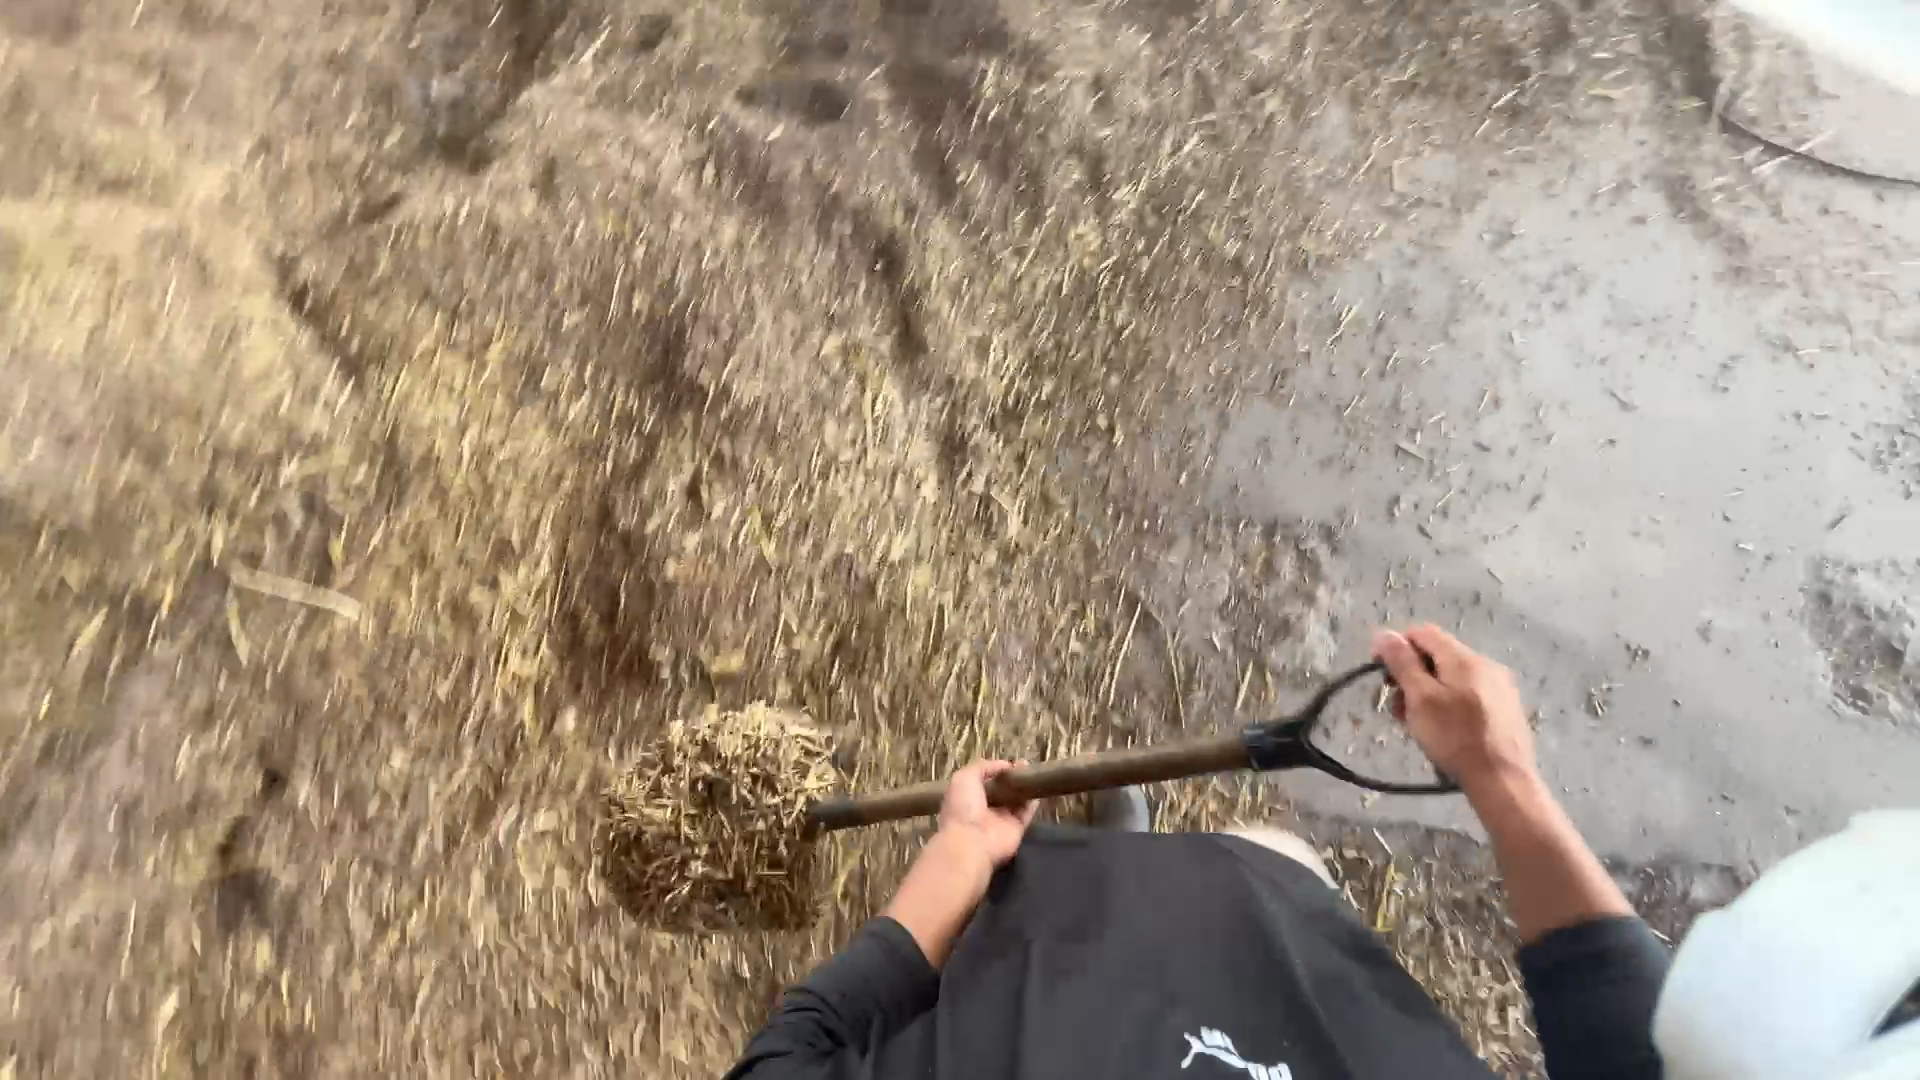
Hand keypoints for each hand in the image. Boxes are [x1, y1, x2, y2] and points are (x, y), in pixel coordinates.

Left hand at [936, 759, 1037, 866]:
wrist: (972, 842)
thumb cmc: (963, 806)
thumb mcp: (965, 777)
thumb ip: (984, 767)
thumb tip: (1004, 765)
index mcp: (967, 797)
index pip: (983, 782)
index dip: (994, 771)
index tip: (1007, 763)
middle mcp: (984, 809)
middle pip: (1001, 791)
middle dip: (1011, 778)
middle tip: (1023, 765)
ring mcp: (1001, 820)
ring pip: (1015, 800)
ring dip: (1023, 787)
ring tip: (1032, 771)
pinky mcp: (1016, 830)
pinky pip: (1026, 813)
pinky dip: (1032, 801)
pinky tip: (1038, 787)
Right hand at [1371, 625, 1536, 793]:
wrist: (1502, 781)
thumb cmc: (1454, 737)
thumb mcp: (1420, 697)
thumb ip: (1402, 662)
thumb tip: (1384, 634)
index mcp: (1464, 659)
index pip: (1422, 633)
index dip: (1396, 647)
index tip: (1381, 674)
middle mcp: (1486, 665)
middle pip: (1436, 655)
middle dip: (1409, 674)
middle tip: (1397, 704)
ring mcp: (1499, 687)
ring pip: (1450, 676)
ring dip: (1425, 691)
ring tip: (1415, 720)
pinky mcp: (1505, 708)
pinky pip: (1466, 692)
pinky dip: (1446, 701)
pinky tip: (1441, 726)